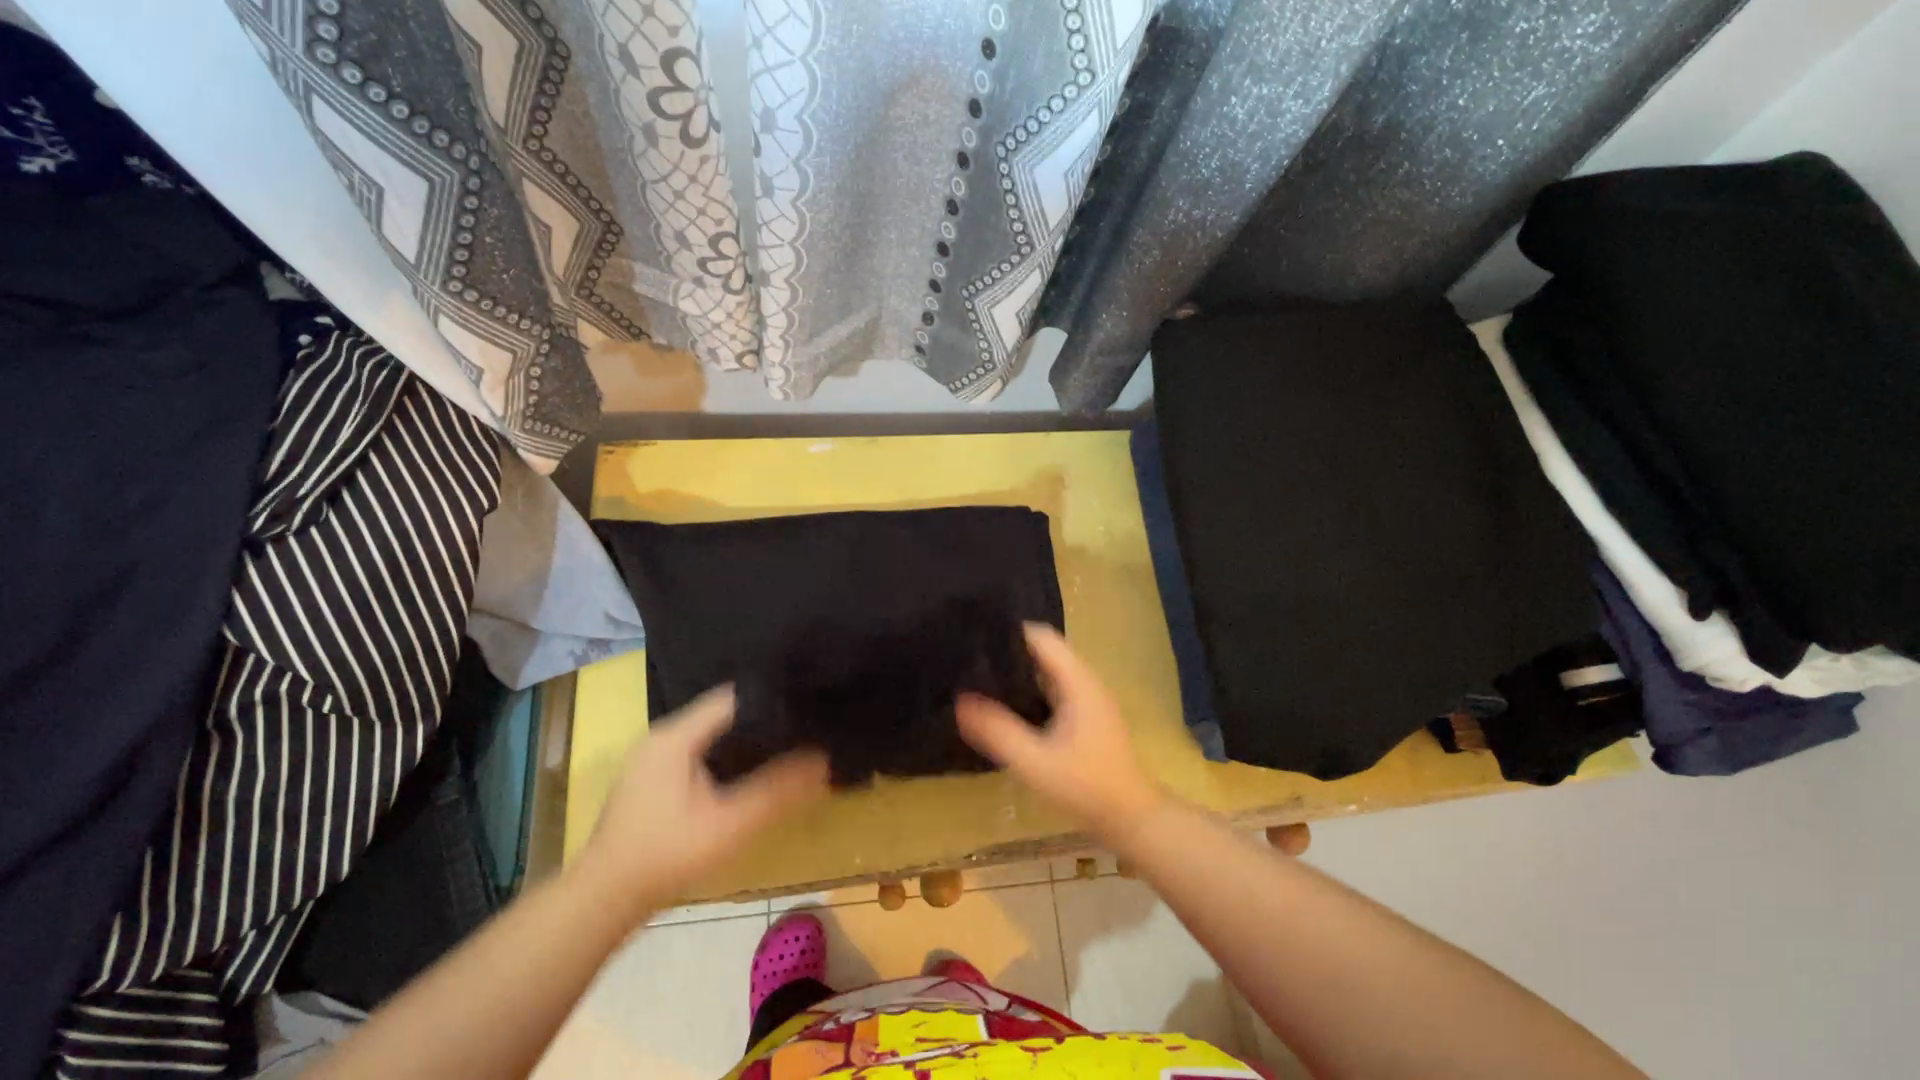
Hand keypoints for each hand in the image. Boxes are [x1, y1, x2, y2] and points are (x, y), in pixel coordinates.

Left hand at [580, 686, 829, 918]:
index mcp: (675, 736)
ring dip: (743, 742)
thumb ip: (776, 792)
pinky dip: (725, 760)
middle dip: (761, 721)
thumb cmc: (666, 854)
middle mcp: (661, 739)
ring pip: (709, 738)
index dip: (770, 700)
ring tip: (787, 747)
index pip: (732, 698)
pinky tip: (749, 776)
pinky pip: (698, 756)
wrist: (605, 899)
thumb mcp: (729, 824)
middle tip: (804, 729)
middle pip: (721, 716)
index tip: (806, 706)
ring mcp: (652, 762)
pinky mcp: (652, 784)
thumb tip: (823, 762)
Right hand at [957, 624, 1165, 845]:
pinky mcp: (1086, 717)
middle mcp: (1086, 682)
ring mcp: (1089, 700)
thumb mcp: (1034, 762)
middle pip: (1044, 650)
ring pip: (1049, 670)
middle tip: (968, 658)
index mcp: (1078, 682)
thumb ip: (997, 731)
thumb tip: (960, 703)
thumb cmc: (1085, 786)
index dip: (1008, 632)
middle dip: (1009, 651)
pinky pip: (1054, 689)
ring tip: (979, 677)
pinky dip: (1031, 689)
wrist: (1130, 816)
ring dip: (1019, 671)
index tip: (974, 637)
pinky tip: (1006, 706)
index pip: (1041, 636)